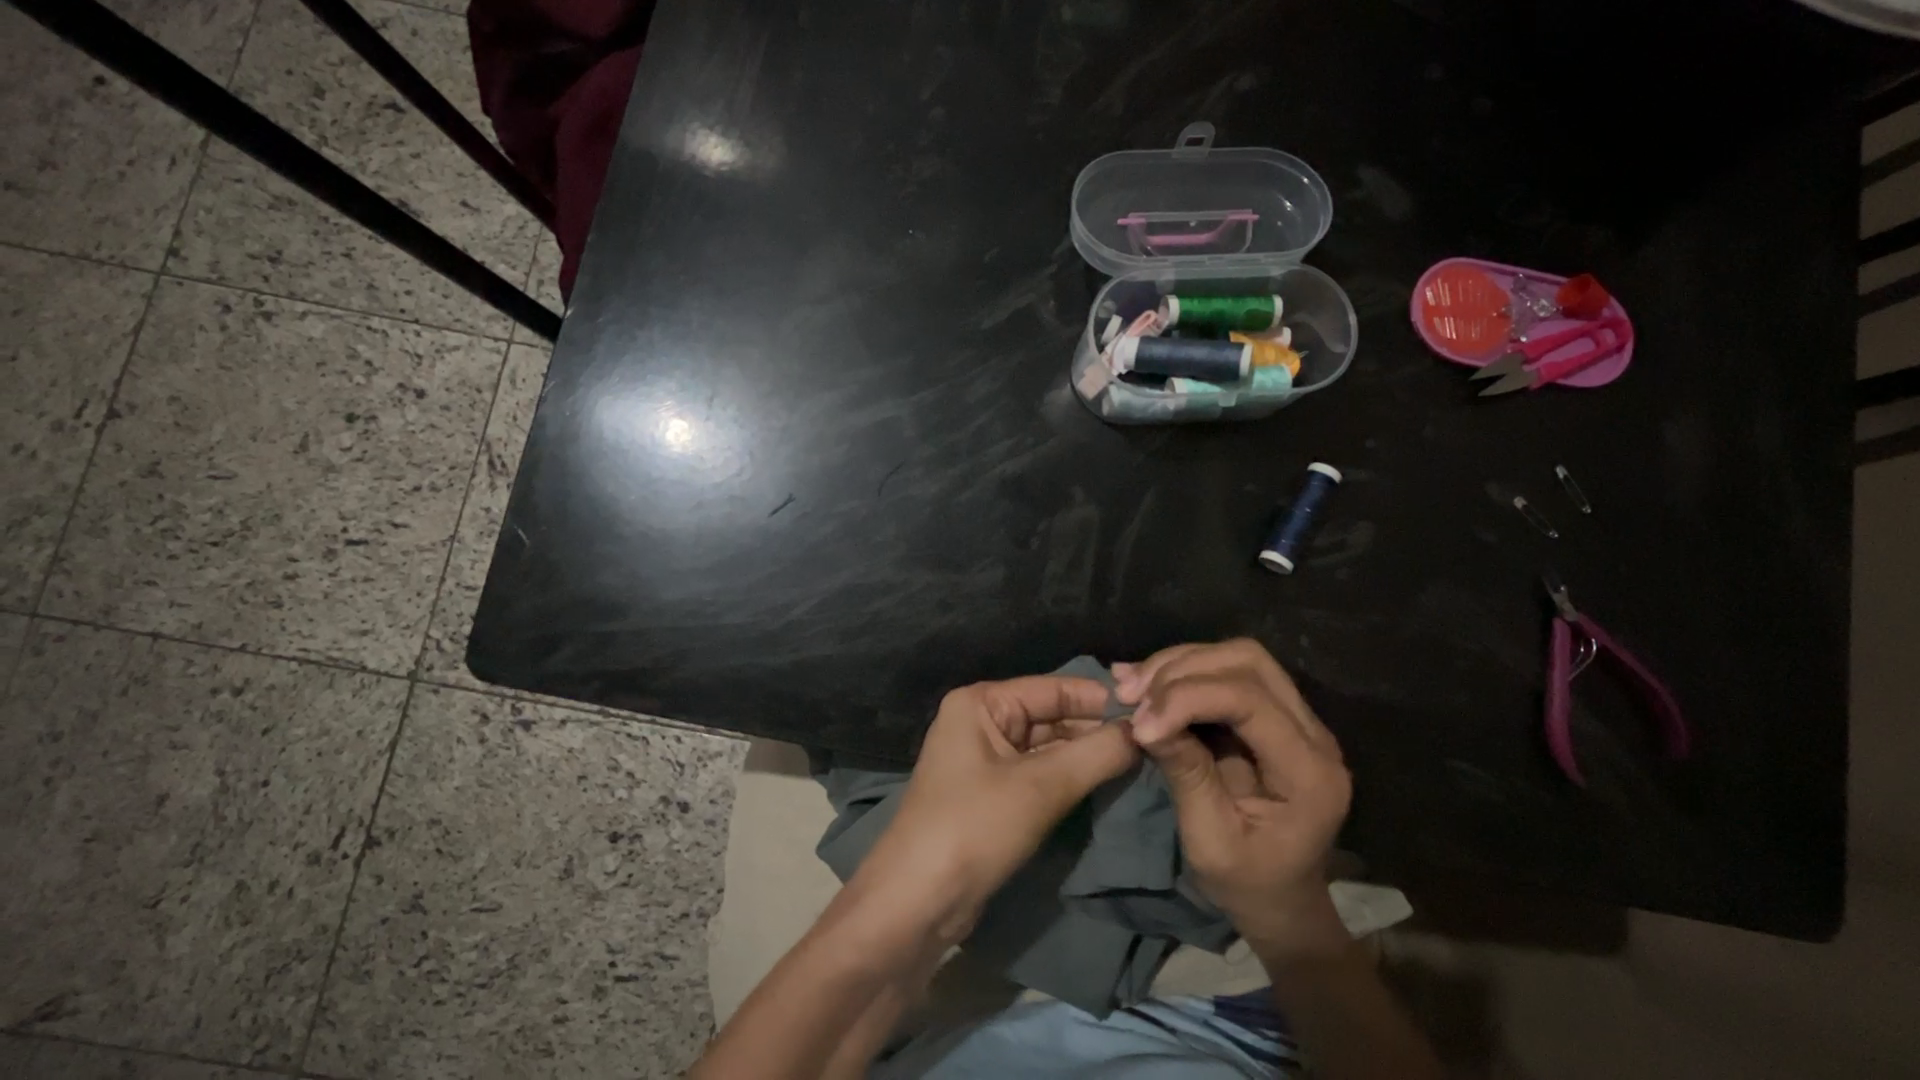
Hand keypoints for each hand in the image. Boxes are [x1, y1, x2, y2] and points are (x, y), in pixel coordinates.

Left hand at [853, 675, 1140, 944]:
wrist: (919, 901)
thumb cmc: (975, 827)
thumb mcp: (1042, 787)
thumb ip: (1097, 753)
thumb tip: (1145, 730)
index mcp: (981, 703)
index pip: (1054, 688)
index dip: (1102, 700)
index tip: (1154, 713)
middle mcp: (980, 723)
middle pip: (1052, 716)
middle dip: (1097, 730)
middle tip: (1154, 743)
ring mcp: (984, 761)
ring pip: (1049, 748)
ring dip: (1087, 757)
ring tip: (1140, 763)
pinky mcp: (991, 797)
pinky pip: (1039, 776)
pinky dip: (1070, 780)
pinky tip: (1106, 786)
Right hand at [1114, 640, 1351, 960]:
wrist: (1283, 905)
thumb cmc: (1248, 885)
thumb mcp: (1210, 841)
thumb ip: (1186, 774)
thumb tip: (1143, 720)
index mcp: (1309, 771)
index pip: (1250, 701)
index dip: (1188, 698)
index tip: (1139, 723)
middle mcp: (1314, 734)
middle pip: (1249, 663)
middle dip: (1183, 669)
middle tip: (1133, 696)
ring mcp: (1299, 721)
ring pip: (1239, 659)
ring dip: (1181, 666)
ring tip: (1132, 688)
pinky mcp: (1275, 719)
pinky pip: (1231, 676)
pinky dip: (1185, 674)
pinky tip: (1145, 685)